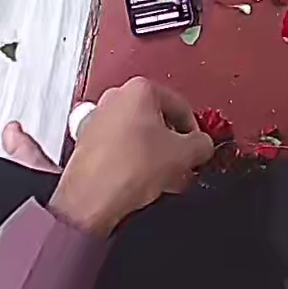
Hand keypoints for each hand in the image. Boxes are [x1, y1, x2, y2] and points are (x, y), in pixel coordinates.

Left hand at [47, 77, 212, 235]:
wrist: (90, 199)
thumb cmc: (129, 168)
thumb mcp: (184, 154)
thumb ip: (202, 144)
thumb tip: (202, 145)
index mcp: (140, 89)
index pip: (180, 107)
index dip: (194, 131)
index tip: (197, 148)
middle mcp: (116, 97)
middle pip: (158, 119)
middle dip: (172, 143)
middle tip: (182, 162)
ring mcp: (97, 118)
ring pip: (138, 133)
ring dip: (154, 153)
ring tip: (164, 177)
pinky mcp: (86, 142)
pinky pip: (119, 146)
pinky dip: (132, 160)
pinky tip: (141, 181)